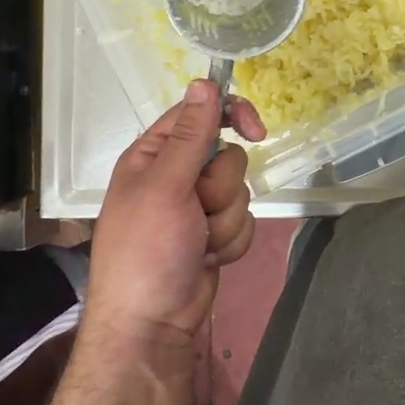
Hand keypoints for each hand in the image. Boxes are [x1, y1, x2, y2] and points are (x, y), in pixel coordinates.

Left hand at [84, 80, 265, 347]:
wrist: (152, 323)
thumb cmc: (147, 251)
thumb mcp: (165, 186)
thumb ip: (191, 135)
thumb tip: (204, 81)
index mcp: (153, 156)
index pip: (201, 115)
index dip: (230, 117)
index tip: (257, 131)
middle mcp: (175, 176)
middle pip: (229, 157)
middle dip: (222, 188)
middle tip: (197, 209)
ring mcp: (195, 207)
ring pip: (240, 191)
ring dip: (225, 220)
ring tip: (198, 242)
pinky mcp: (213, 233)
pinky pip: (242, 221)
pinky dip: (230, 241)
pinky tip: (207, 258)